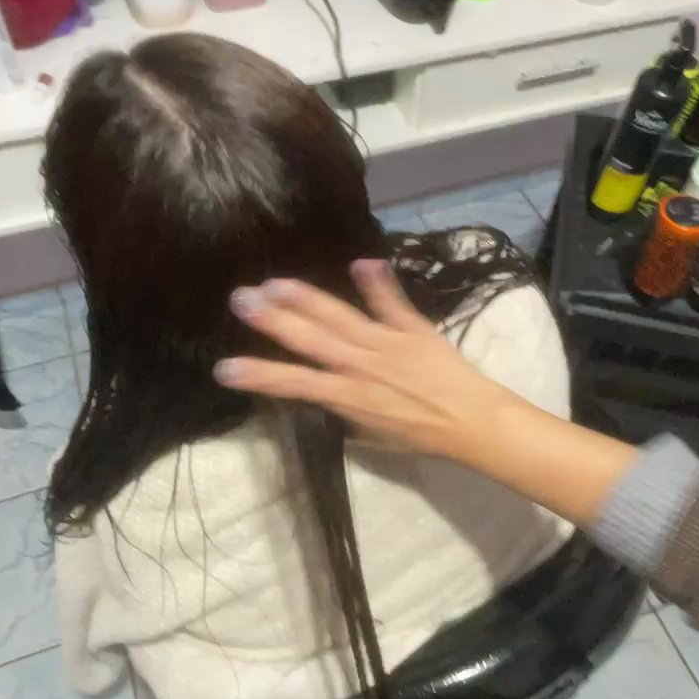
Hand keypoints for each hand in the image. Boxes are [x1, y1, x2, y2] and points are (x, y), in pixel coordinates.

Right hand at [219, 259, 639, 530]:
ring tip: (276, 281)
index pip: (295, 384)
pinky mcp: (412, 328)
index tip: (225, 367)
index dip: (259, 375)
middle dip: (273, 320)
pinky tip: (361, 262)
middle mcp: (361, 366)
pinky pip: (392, 303)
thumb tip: (323, 396)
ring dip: (307, 298)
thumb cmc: (421, 435)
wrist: (473, 422)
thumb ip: (345, 413)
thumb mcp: (374, 436)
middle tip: (241, 299)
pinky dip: (378, 283)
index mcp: (349, 397)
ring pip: (339, 317)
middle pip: (310, 340)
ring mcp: (386, 343)